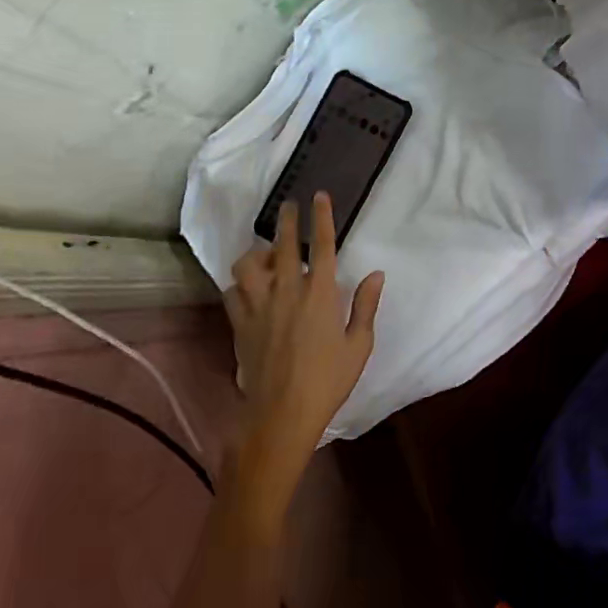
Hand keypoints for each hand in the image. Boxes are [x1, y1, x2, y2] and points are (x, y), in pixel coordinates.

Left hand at [222, 192, 383, 514]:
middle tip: (287, 206)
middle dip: (285, 220)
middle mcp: (286, 291)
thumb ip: (365, 306)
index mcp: (319, 294)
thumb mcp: (359, 345)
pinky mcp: (239, 323)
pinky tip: (247, 290)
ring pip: (247, 264)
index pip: (320, 245)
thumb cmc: (328, 380)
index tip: (318, 196)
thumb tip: (376, 274)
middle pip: (280, 244)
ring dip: (256, 254)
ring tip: (264, 255)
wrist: (282, 412)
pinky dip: (239, 285)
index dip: (320, 217)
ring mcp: (258, 306)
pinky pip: (232, 292)